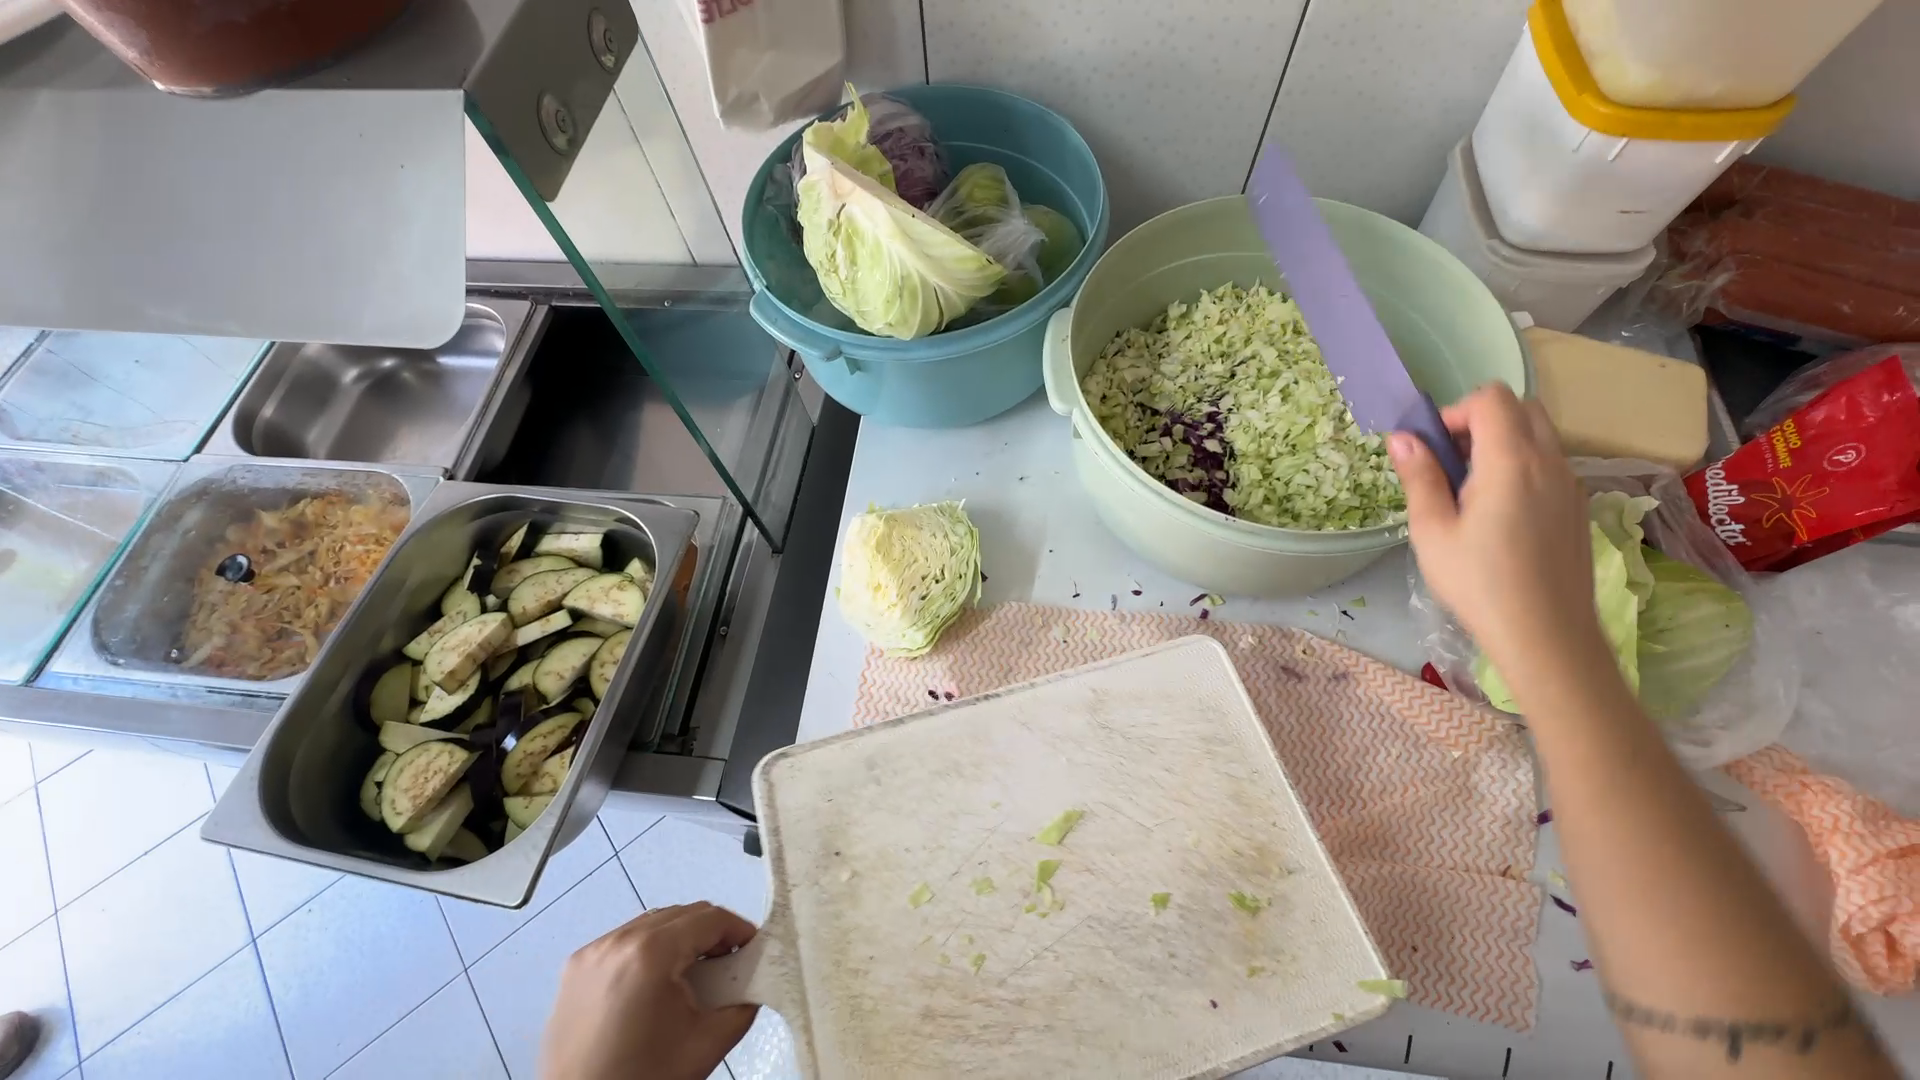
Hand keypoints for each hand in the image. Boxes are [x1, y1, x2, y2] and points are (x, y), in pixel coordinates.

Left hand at [540, 902, 758, 1079]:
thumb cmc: (647, 1078)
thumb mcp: (709, 1043)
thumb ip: (743, 1004)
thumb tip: (755, 983)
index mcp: (652, 953)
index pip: (710, 918)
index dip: (739, 930)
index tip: (752, 952)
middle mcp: (619, 940)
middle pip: (682, 914)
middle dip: (711, 933)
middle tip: (726, 966)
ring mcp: (592, 951)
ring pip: (652, 923)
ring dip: (679, 938)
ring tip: (691, 974)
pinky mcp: (575, 967)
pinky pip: (624, 940)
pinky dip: (648, 950)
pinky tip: (653, 984)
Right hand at [1389, 384, 1607, 677]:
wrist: (1546, 635)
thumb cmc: (1478, 583)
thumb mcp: (1431, 531)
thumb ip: (1420, 478)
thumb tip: (1402, 438)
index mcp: (1511, 462)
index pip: (1491, 399)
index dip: (1455, 412)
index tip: (1432, 449)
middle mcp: (1550, 462)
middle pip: (1521, 408)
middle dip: (1480, 421)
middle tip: (1449, 463)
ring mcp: (1570, 484)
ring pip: (1539, 435)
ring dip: (1501, 443)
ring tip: (1468, 490)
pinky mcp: (1577, 506)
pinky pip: (1550, 463)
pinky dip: (1520, 466)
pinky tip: (1496, 512)